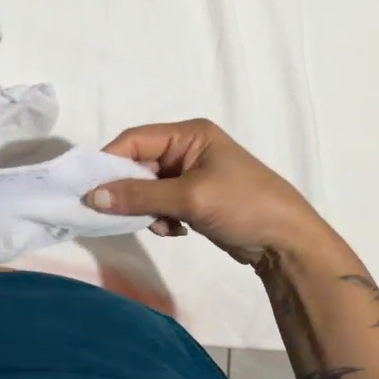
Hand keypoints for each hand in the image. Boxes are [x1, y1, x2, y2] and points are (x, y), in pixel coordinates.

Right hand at [85, 119, 331, 263]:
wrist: (288, 244)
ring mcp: (191, 174)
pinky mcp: (194, 198)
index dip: (109, 162)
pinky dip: (160, 217)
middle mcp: (187, 148)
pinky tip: (176, 230)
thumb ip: (139, 196)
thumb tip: (92, 197)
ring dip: (146, 208)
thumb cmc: (243, 206)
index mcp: (190, 134)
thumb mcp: (189, 198)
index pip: (135, 140)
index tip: (90, 188)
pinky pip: (160, 203)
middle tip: (119, 213)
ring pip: (146, 187)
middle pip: (138, 164)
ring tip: (163, 225)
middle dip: (130, 190)